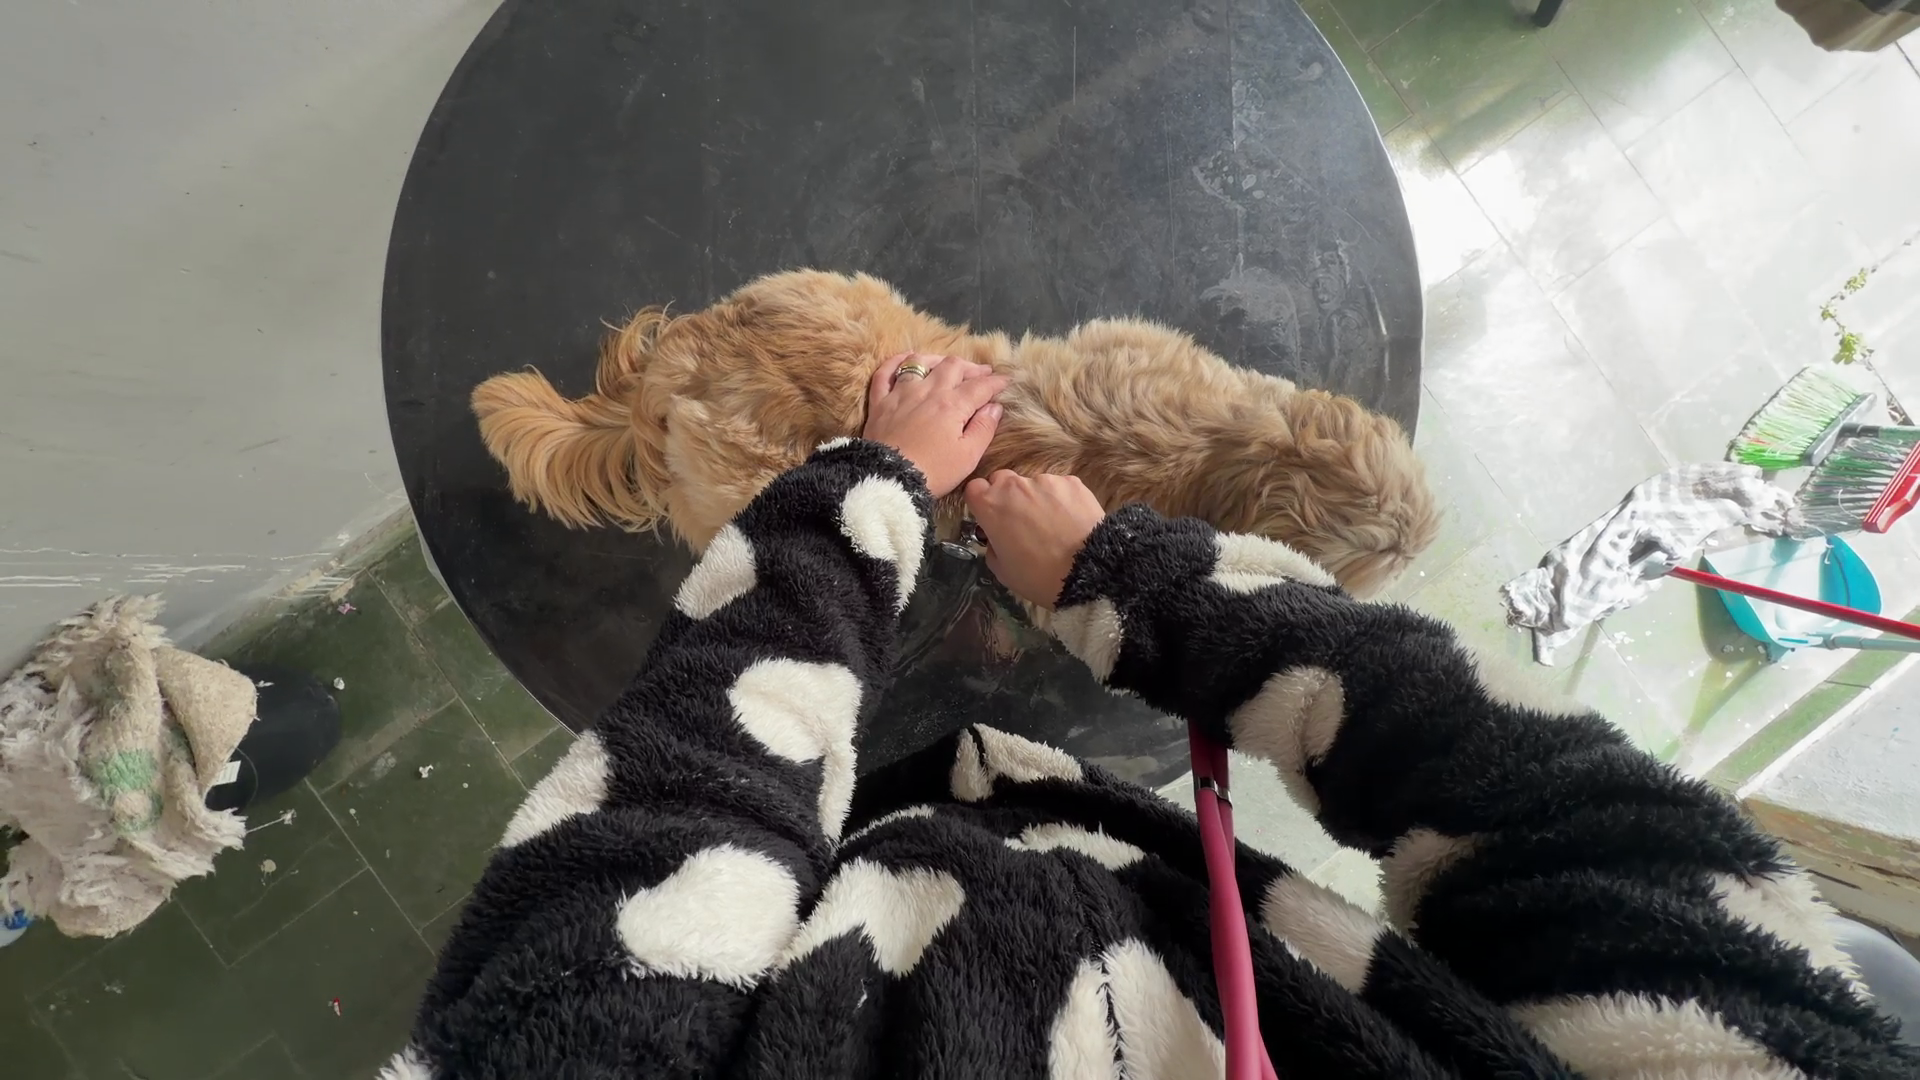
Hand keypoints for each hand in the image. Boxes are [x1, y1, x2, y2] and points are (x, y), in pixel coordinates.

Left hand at [863, 352, 1008, 497]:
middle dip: (971, 368)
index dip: (996, 382)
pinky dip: (895, 362)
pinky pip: (885, 373)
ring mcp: (901, 394)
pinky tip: (905, 359)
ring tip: (947, 365)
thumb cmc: (934, 472)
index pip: (980, 386)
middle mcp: (928, 391)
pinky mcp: (880, 402)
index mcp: (953, 405)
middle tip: (981, 373)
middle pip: (953, 366)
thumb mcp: (968, 456)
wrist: (889, 480)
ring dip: (937, 360)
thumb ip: (984, 428)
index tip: (1006, 381)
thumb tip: (995, 407)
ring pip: (920, 362)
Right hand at [963, 472, 1105, 608]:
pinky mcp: (1072, 482)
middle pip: (1002, 480)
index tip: (989, 516)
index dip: (981, 502)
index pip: (974, 488)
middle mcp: (1014, 486)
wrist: (1087, 572)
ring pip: (1033, 484)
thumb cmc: (1039, 576)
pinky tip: (1070, 521)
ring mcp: (1045, 480)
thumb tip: (997, 537)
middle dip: (1006, 496)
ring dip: (1036, 498)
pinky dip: (1060, 500)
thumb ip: (992, 546)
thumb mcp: (1002, 571)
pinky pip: (1059, 487)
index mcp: (990, 506)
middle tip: (1019, 521)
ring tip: (1052, 524)